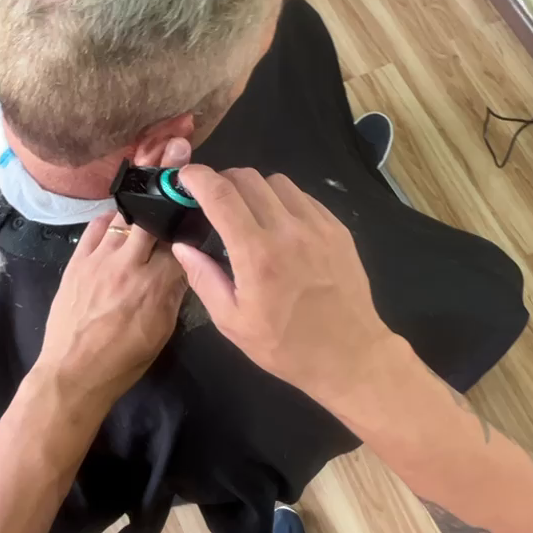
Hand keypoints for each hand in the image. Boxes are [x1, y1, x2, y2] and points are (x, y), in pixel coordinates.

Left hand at [31, 141, 190, 414]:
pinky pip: (97, 227)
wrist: (72, 374)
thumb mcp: (163, 330)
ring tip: (152, 155)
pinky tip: (121, 205)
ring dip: (140, 187)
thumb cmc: (124, 361)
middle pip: (154, 215)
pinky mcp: (78, 260)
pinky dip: (112, 214)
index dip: (191, 213)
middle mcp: (131, 266)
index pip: (181, 240)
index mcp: (158, 287)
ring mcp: (101, 260)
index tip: (201, 191)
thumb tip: (185, 260)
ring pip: (126, 214)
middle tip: (179, 145)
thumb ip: (175, 290)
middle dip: (167, 180)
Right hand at [171, 165, 403, 406]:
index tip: (185, 177)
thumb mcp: (232, 323)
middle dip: (223, 181)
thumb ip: (203, 278)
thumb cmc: (286, 346)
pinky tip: (280, 225)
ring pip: (277, 182)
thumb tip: (181, 245)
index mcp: (257, 254)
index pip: (221, 195)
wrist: (351, 355)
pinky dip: (284, 201)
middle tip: (214, 201)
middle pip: (247, 178)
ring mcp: (317, 226)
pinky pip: (303, 197)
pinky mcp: (337, 229)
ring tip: (249, 212)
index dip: (198, 177)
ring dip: (255, 189)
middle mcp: (288, 230)